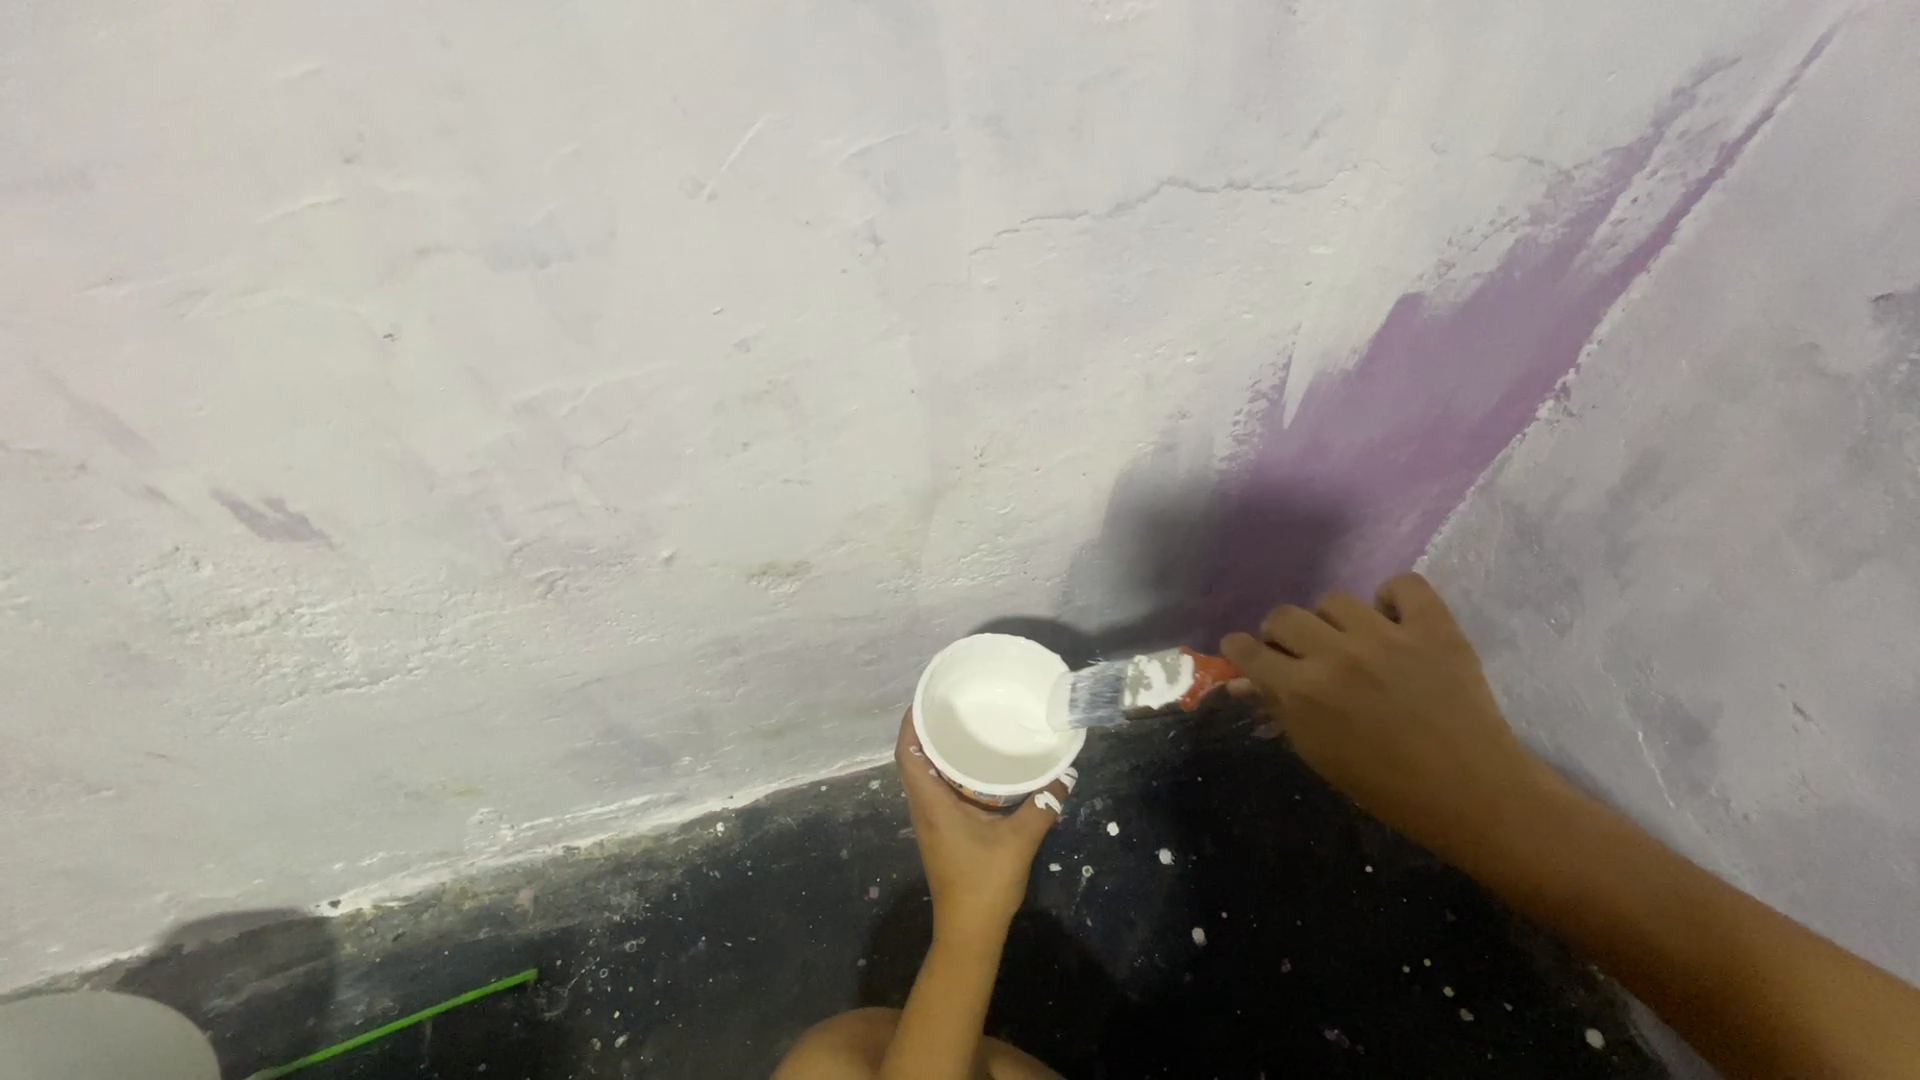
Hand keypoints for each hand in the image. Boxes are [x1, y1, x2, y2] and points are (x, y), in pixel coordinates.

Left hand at [894, 711, 1069, 940]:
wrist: (970, 931)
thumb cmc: (985, 883)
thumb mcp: (1019, 840)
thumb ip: (1043, 804)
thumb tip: (1066, 772)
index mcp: (932, 803)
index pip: (907, 754)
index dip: (910, 724)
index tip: (926, 698)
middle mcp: (925, 807)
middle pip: (913, 759)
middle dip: (926, 730)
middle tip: (951, 703)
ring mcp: (932, 820)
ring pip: (925, 775)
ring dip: (937, 750)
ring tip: (963, 724)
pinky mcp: (942, 830)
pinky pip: (938, 789)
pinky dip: (949, 771)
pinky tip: (976, 765)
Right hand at [1220, 572, 1562, 856]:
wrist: (1471, 791)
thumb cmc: (1385, 785)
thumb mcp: (1317, 752)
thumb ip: (1279, 708)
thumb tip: (1246, 681)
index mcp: (1302, 691)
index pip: (1249, 651)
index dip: (1239, 648)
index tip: (1242, 650)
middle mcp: (1336, 655)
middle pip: (1284, 615)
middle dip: (1279, 631)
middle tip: (1295, 648)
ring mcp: (1386, 636)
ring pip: (1334, 598)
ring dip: (1331, 619)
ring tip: (1348, 638)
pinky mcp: (1433, 627)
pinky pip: (1403, 585)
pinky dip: (1393, 597)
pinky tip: (1393, 619)